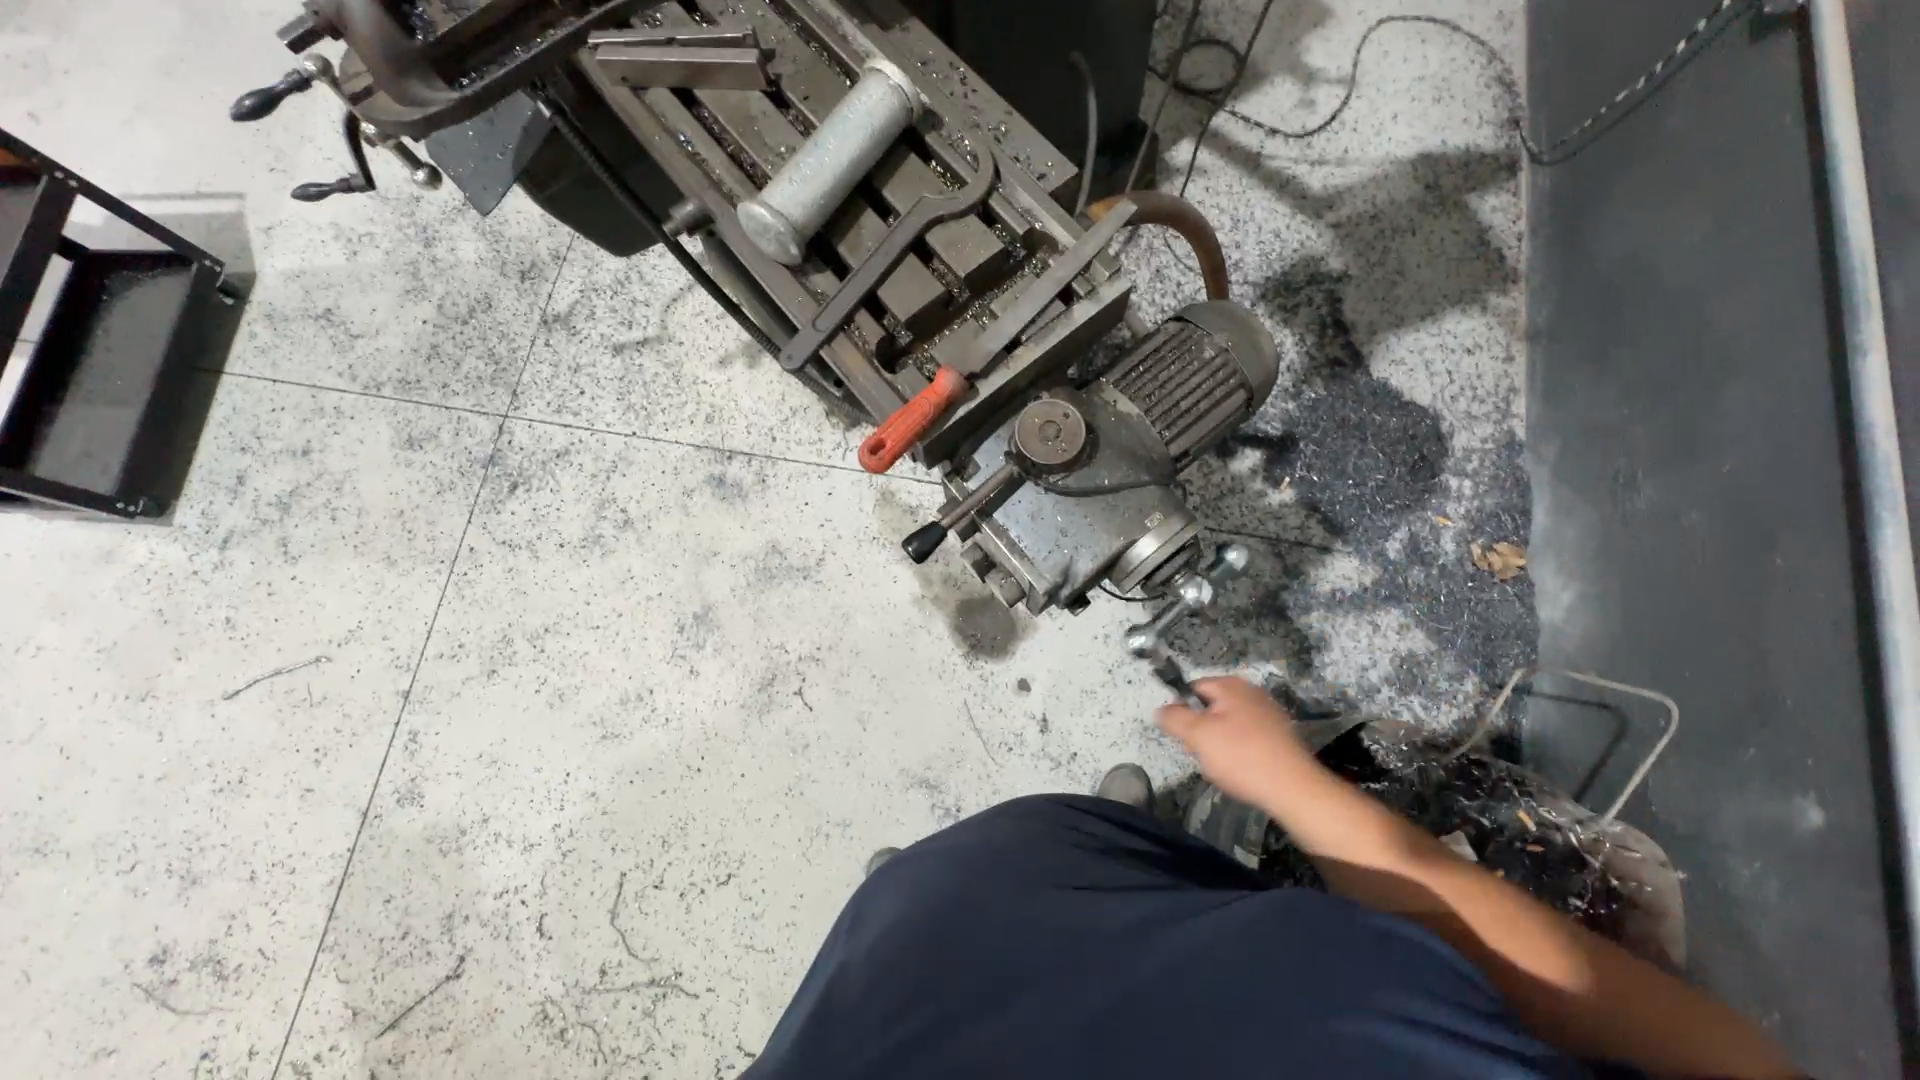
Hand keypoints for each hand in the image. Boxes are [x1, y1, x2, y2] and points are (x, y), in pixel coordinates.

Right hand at [1157, 676, 1314, 803]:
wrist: (1292, 788)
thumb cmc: (1241, 757)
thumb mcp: (1198, 736)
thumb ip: (1174, 718)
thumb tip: (1161, 709)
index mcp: (1231, 685)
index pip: (1193, 688)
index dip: (1182, 710)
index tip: (1184, 735)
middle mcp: (1252, 692)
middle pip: (1211, 706)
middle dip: (1202, 729)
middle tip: (1203, 752)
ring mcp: (1269, 712)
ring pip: (1229, 724)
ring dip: (1220, 742)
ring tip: (1223, 764)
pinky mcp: (1280, 734)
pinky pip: (1248, 737)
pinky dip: (1241, 749)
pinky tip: (1243, 768)